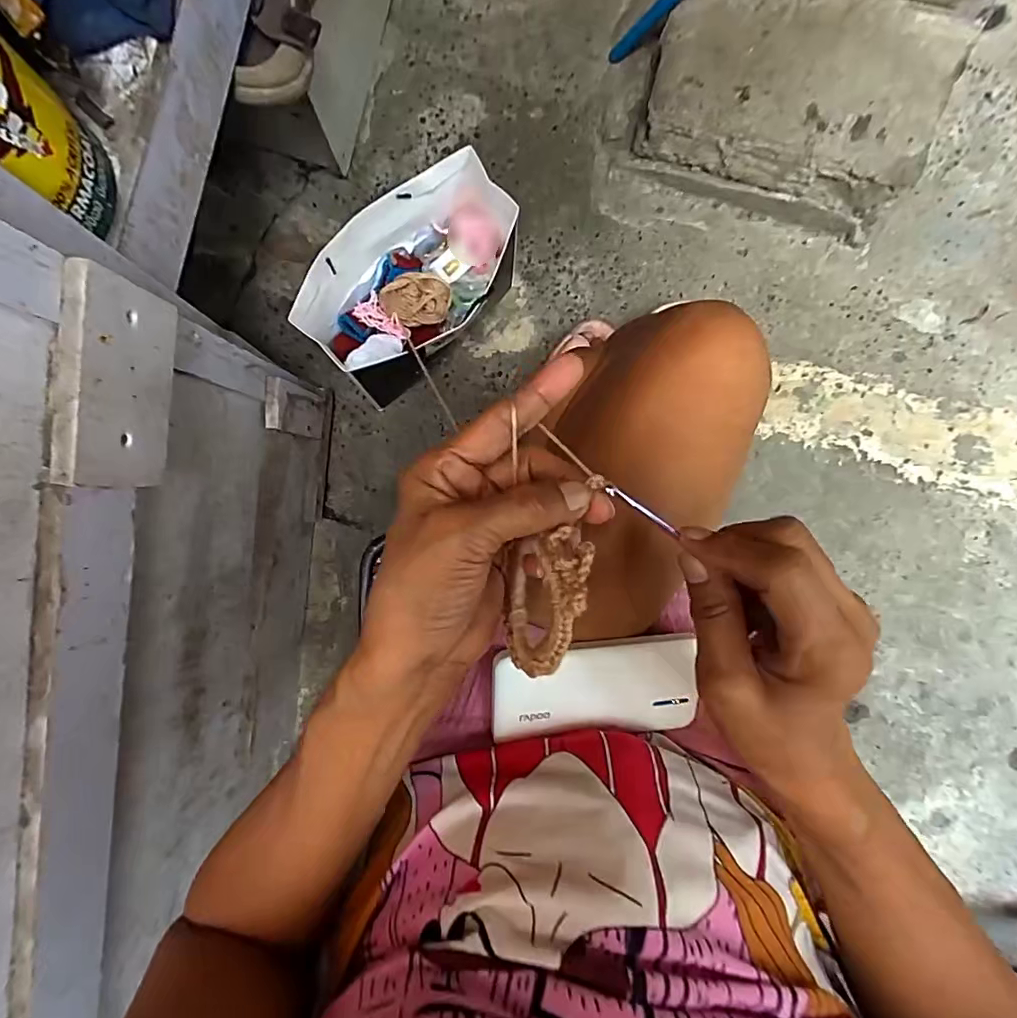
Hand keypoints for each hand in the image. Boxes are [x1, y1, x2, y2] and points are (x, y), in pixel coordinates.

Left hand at [351, 354, 614, 706]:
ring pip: (541, 499)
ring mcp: (487, 523)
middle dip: (564, 478)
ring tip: (594, 524)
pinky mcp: (504, 553)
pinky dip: (558, 538)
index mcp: (443, 473)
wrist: (418, 655)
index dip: (539, 394)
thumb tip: (580, 491)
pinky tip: (565, 554)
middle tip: (598, 501)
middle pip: (528, 465)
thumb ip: (522, 508)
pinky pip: (542, 531)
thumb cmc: (422, 589)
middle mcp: (466, 490)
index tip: (577, 361)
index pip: (498, 425)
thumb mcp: (465, 538)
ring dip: (568, 509)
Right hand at [676, 517, 878, 798]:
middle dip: (736, 542)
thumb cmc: (764, 733)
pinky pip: (793, 560)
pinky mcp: (839, 602)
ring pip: (792, 544)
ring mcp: (850, 605)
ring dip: (744, 551)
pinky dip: (755, 564)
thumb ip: (712, 616)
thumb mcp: (722, 683)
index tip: (681, 544)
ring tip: (717, 588)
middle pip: (792, 542)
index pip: (783, 568)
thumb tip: (691, 555)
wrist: (808, 759)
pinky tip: (739, 598)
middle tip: (696, 564)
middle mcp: (851, 614)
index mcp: (828, 642)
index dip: (729, 548)